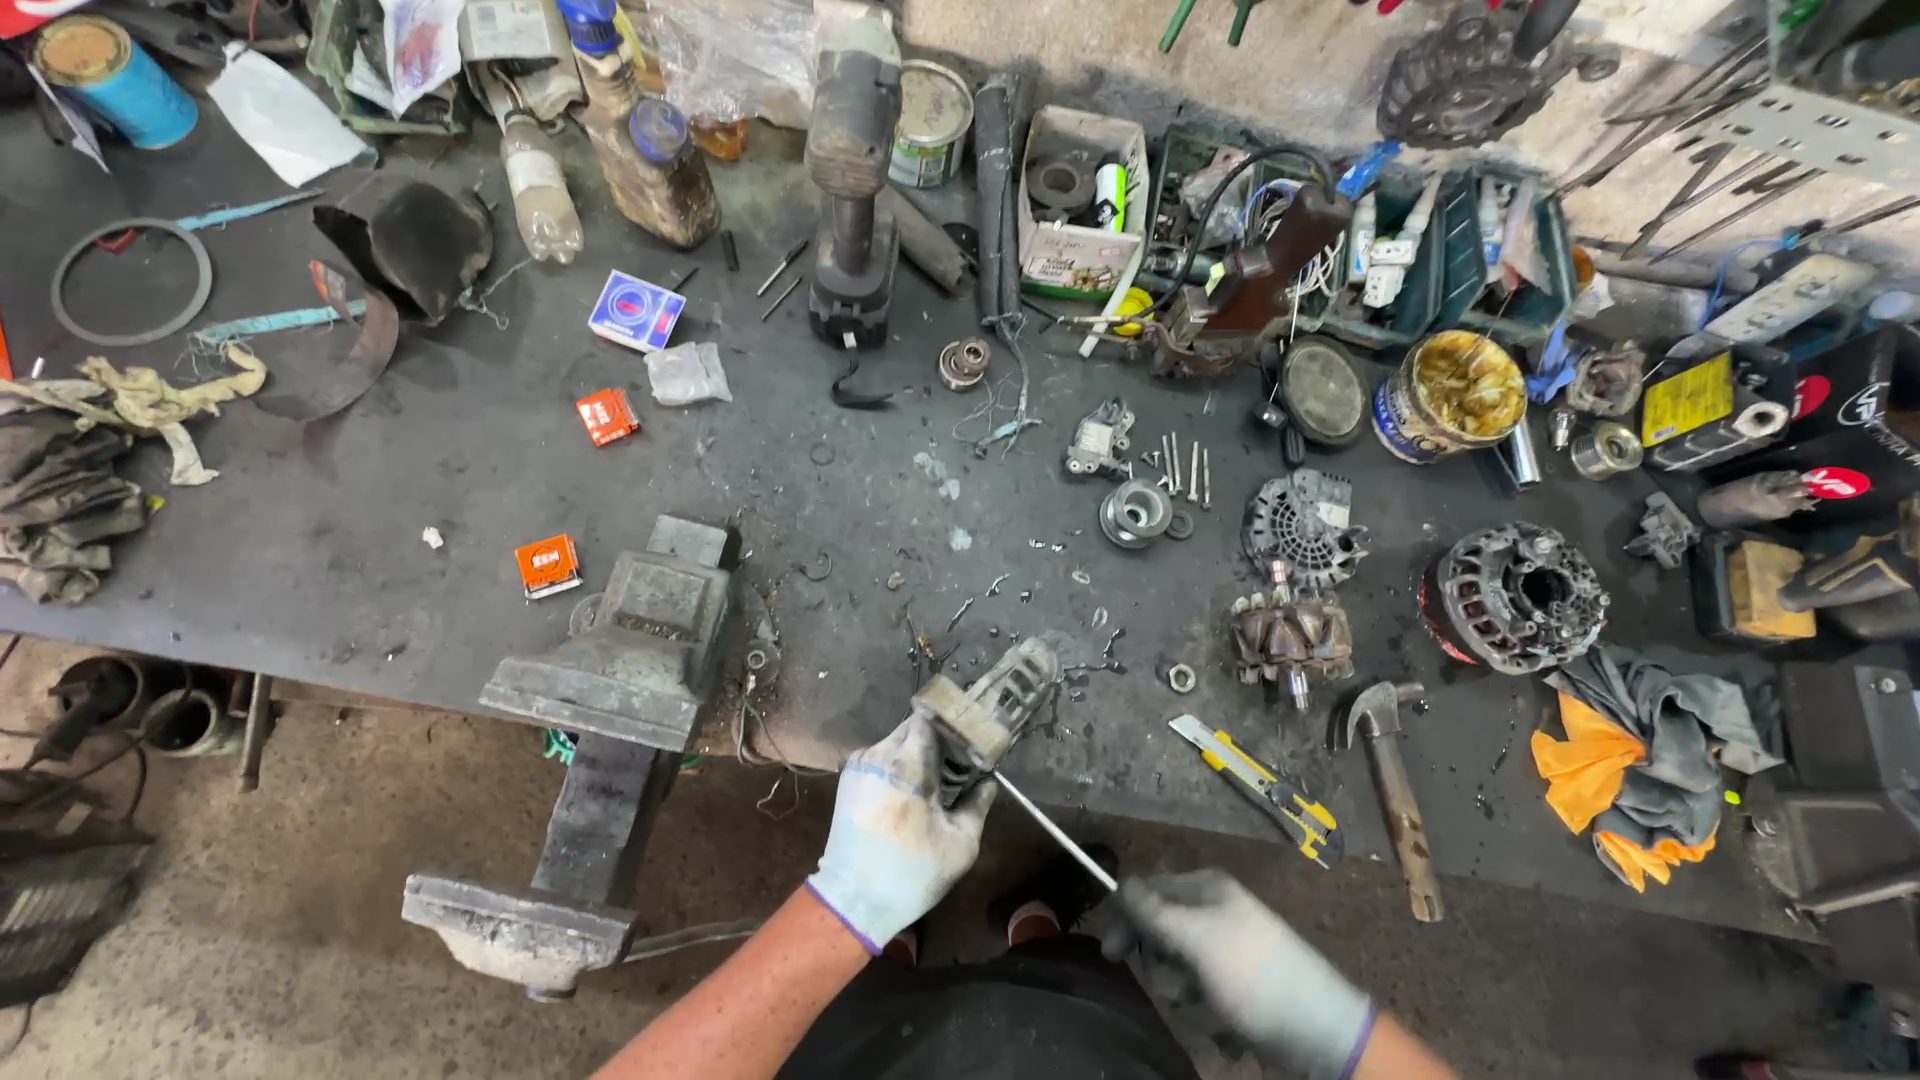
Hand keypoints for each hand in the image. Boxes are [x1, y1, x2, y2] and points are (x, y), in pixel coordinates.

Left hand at [805, 711, 994, 952]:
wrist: (855, 899)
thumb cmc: (913, 872)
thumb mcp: (961, 844)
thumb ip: (977, 804)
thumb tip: (988, 782)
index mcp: (906, 764)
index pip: (929, 717)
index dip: (951, 722)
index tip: (970, 737)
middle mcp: (878, 754)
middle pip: (913, 727)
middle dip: (937, 739)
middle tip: (959, 762)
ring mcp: (859, 765)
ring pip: (895, 742)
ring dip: (916, 754)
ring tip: (937, 780)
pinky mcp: (848, 779)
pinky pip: (880, 759)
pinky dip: (898, 766)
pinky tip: (911, 792)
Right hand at [1104, 870, 1374, 1079]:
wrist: (1321, 1030)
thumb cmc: (1252, 975)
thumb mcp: (1196, 938)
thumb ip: (1153, 911)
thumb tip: (1121, 882)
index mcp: (1208, 889)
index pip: (1150, 891)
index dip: (1128, 919)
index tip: (1113, 954)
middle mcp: (1217, 912)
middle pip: (1163, 930)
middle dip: (1163, 964)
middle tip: (1174, 987)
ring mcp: (1231, 949)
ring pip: (1181, 967)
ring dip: (1185, 993)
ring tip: (1204, 1008)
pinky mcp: (1242, 985)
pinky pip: (1206, 992)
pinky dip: (1209, 1012)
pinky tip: (1225, 1025)